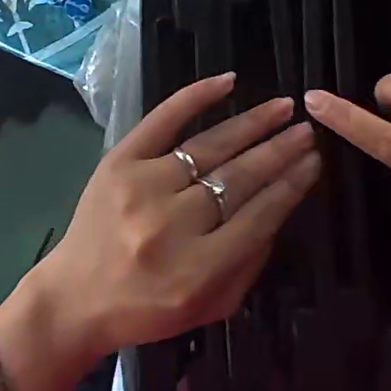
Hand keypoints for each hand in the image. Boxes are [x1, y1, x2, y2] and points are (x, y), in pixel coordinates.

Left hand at [0, 74, 321, 390]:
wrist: (75, 295)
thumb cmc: (148, 307)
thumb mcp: (211, 305)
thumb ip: (250, 262)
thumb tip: (279, 203)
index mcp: (199, 269)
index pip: (260, 216)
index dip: (292, 185)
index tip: (315, 162)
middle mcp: (172, 224)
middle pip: (239, 177)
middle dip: (280, 151)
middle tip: (307, 131)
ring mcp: (142, 187)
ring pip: (209, 147)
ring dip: (251, 124)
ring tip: (282, 108)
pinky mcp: (118, 161)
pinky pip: (162, 120)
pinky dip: (195, 97)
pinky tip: (227, 83)